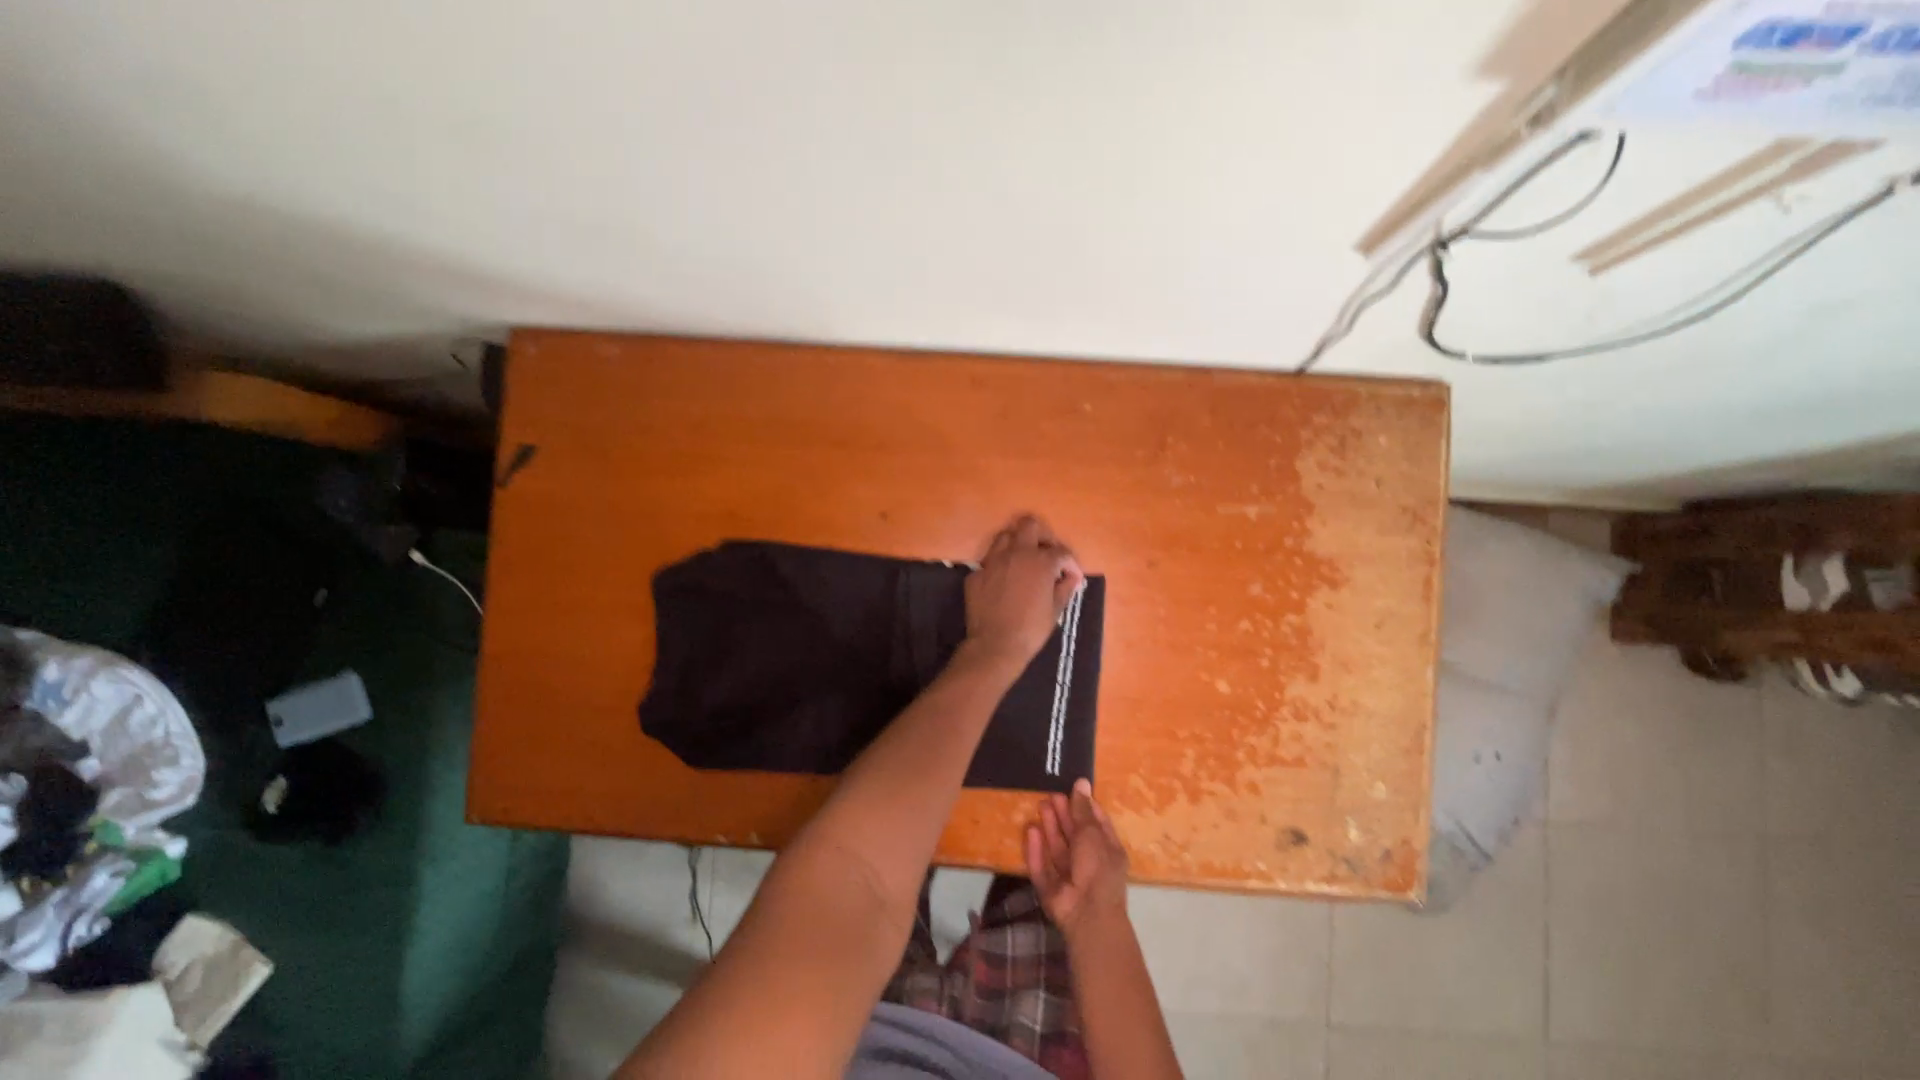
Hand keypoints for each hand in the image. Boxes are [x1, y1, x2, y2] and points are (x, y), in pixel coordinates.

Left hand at [963, 515, 1084, 664]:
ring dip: (1018, 543)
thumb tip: (1071, 577)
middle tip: (1047, 552)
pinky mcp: (976, 573)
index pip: (1061, 551)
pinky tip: (1004, 580)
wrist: (995, 645)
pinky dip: (1001, 564)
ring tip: (1024, 560)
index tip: (1070, 576)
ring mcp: (993, 561)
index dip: (1070, 563)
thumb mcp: (1055, 610)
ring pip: (1006, 536)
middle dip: (1043, 535)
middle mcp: (1016, 553)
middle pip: (1030, 525)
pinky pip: (990, 560)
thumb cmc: (1031, 629)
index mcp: (1040, 561)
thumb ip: (1065, 587)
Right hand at [1026, 778, 1128, 942]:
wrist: (1087, 912)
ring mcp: (1069, 876)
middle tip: (1050, 794)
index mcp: (1107, 850)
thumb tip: (1081, 782)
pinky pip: (1042, 865)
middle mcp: (1089, 861)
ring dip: (1049, 827)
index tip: (1072, 788)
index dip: (1085, 806)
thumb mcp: (1092, 833)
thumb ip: (1083, 809)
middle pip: (1074, 835)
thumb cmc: (1098, 868)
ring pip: (1057, 848)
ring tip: (1040, 804)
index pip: (1096, 823)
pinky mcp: (1050, 887)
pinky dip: (1036, 849)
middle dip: (1063, 815)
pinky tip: (1030, 830)